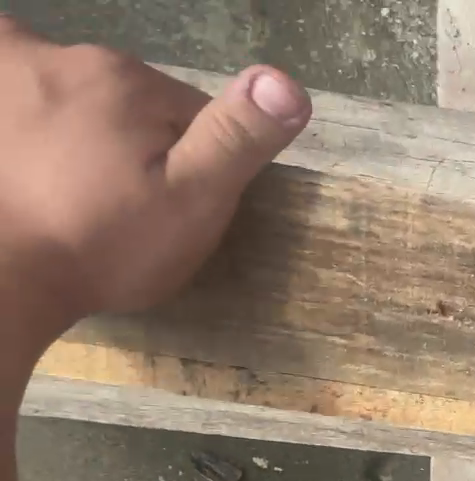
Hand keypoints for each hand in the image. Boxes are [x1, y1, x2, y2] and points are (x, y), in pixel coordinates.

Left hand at [0, 19, 309, 363]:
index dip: (203, 160)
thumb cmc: (112, 242)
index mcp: (125, 80)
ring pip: (71, 90)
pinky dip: (29, 103)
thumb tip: (285, 82)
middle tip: (129, 198)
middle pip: (130, 98)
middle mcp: (52, 53)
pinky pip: (16, 82)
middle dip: (140, 139)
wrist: (6, 272)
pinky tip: (35, 143)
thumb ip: (238, 136)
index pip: (197, 114)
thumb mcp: (198, 198)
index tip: (185, 200)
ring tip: (76, 178)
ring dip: (83, 122)